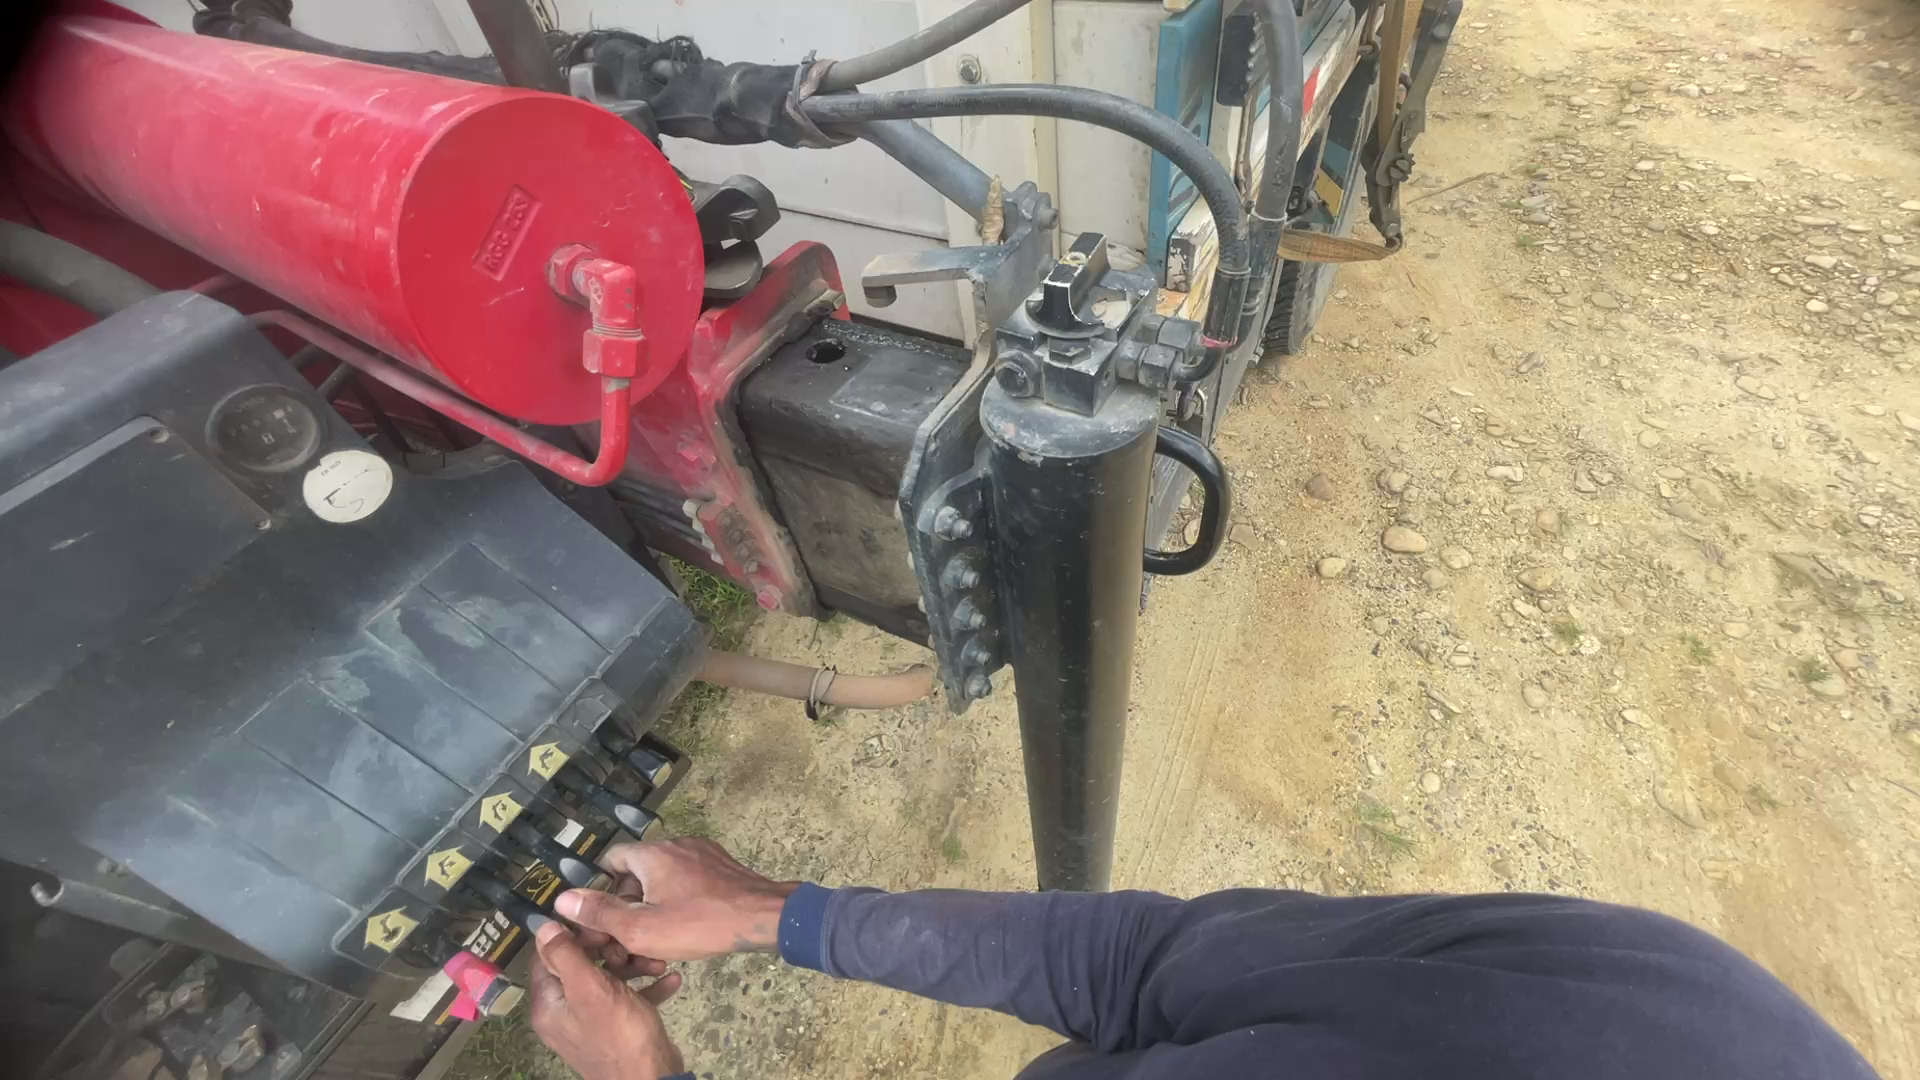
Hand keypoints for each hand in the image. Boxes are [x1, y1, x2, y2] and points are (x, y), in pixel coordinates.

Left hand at [528, 920, 684, 1079]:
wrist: (649, 1078)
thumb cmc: (618, 1033)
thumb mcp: (591, 989)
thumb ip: (567, 956)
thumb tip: (545, 924)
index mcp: (550, 1003)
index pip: (549, 955)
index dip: (573, 934)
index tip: (603, 922)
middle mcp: (566, 1010)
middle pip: (583, 962)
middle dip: (611, 948)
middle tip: (633, 942)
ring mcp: (592, 1019)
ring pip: (609, 977)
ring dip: (634, 965)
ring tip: (658, 962)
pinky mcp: (617, 1025)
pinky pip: (629, 995)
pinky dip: (647, 986)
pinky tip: (671, 979)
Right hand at [555, 837, 798, 961]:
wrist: (759, 915)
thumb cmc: (699, 923)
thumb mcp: (641, 927)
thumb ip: (601, 913)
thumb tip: (563, 899)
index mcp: (654, 853)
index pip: (611, 859)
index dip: (599, 888)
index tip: (599, 919)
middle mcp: (676, 844)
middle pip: (636, 870)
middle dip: (626, 903)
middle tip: (624, 939)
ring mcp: (701, 851)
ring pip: (662, 877)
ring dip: (651, 904)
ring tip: (652, 941)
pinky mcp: (719, 864)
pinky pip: (686, 878)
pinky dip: (676, 899)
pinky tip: (682, 927)